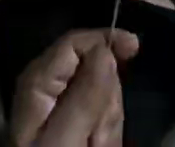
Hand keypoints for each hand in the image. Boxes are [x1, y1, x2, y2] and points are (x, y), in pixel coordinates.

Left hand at [10, 29, 138, 146]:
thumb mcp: (64, 141)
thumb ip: (84, 95)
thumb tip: (106, 50)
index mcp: (40, 80)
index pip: (76, 42)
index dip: (106, 38)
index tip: (135, 47)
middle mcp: (51, 86)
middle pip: (95, 68)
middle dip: (106, 101)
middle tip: (96, 140)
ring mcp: (64, 106)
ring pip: (105, 95)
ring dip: (107, 124)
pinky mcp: (76, 124)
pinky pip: (105, 118)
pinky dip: (106, 136)